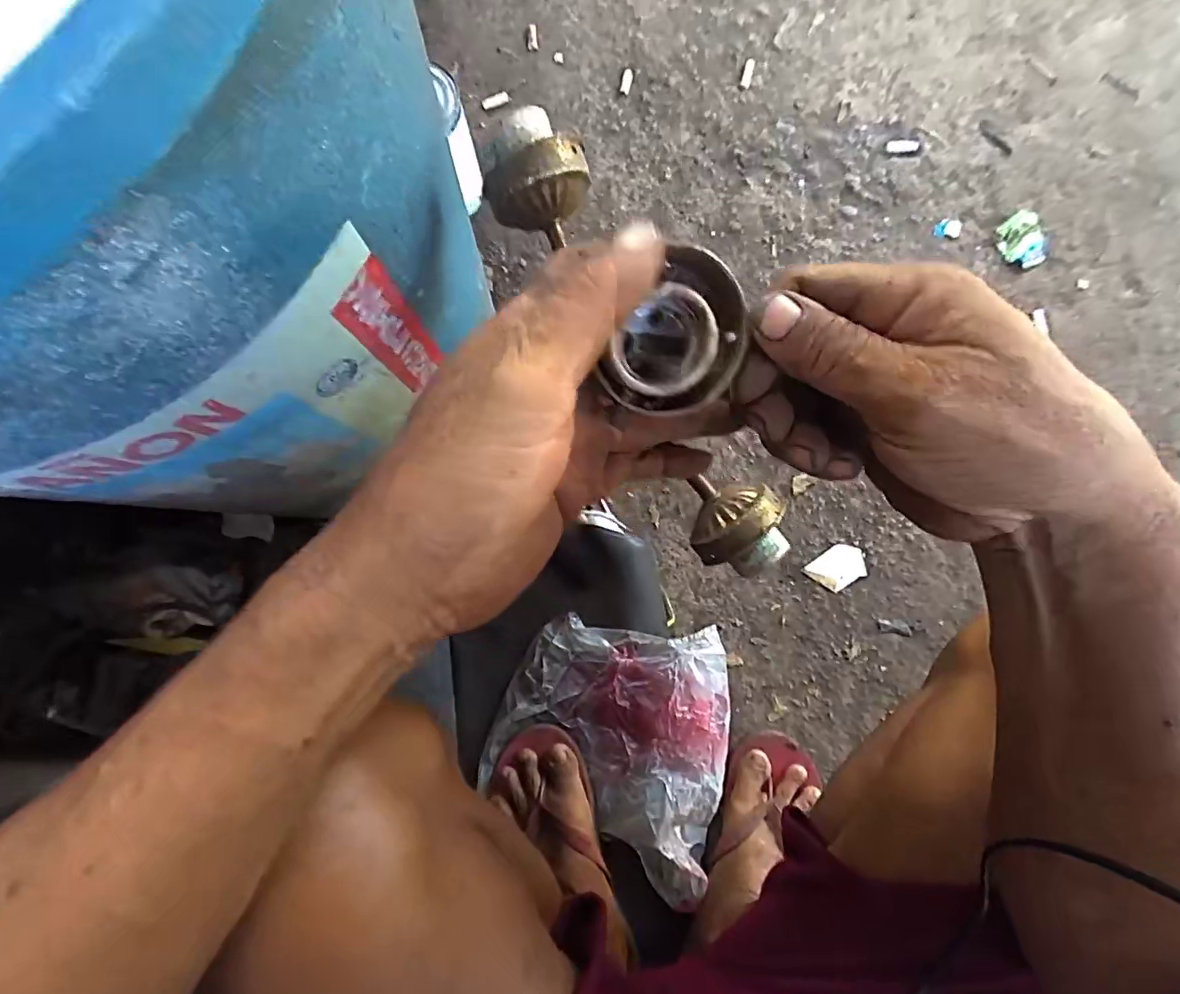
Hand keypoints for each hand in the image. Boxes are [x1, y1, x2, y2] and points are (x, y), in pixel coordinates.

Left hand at [313, 224, 718, 645]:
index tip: (718, 278)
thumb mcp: (527, 377)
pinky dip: (669, 455)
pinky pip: (634, 459)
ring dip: (688, 400)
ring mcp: (567, 434)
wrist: (425, 572)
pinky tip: (711, 453)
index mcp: (531, 336)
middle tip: (753, 345)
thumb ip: (584, 308)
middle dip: (684, 342)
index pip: (596, 281)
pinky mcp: (578, 483)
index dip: (652, 272)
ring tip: (751, 395)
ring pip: (639, 405)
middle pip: (627, 345)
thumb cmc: (472, 467)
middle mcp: (551, 377)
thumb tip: (648, 234)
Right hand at [733, 263, 1172, 542]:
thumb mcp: (914, 391)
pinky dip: (811, 448)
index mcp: (906, 299)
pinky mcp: (867, 422)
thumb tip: (765, 312)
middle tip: (781, 434)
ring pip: (795, 390)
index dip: (767, 334)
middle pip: (791, 346)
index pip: (806, 291)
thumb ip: (834, 352)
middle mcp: (884, 331)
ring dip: (791, 427)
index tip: (754, 388)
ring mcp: (874, 379)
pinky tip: (839, 469)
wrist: (1053, 511)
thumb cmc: (1005, 436)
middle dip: (777, 392)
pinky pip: (813, 424)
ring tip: (820, 459)